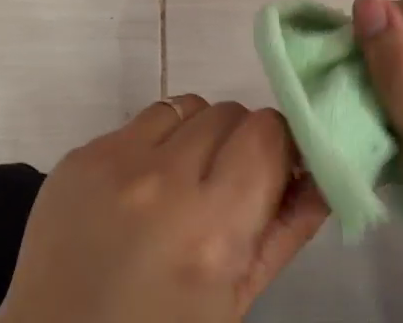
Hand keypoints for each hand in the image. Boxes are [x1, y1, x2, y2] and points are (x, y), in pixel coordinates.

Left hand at [0, 95, 328, 322]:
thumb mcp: (236, 297)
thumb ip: (286, 230)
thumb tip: (323, 171)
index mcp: (212, 226)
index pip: (267, 130)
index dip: (277, 146)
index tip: (272, 171)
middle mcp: (164, 179)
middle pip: (228, 111)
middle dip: (237, 141)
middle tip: (223, 184)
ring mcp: (114, 160)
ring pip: (184, 104)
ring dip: (194, 133)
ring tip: (180, 181)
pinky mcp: (79, 154)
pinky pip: (137, 122)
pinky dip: (151, 144)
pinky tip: (139, 188)